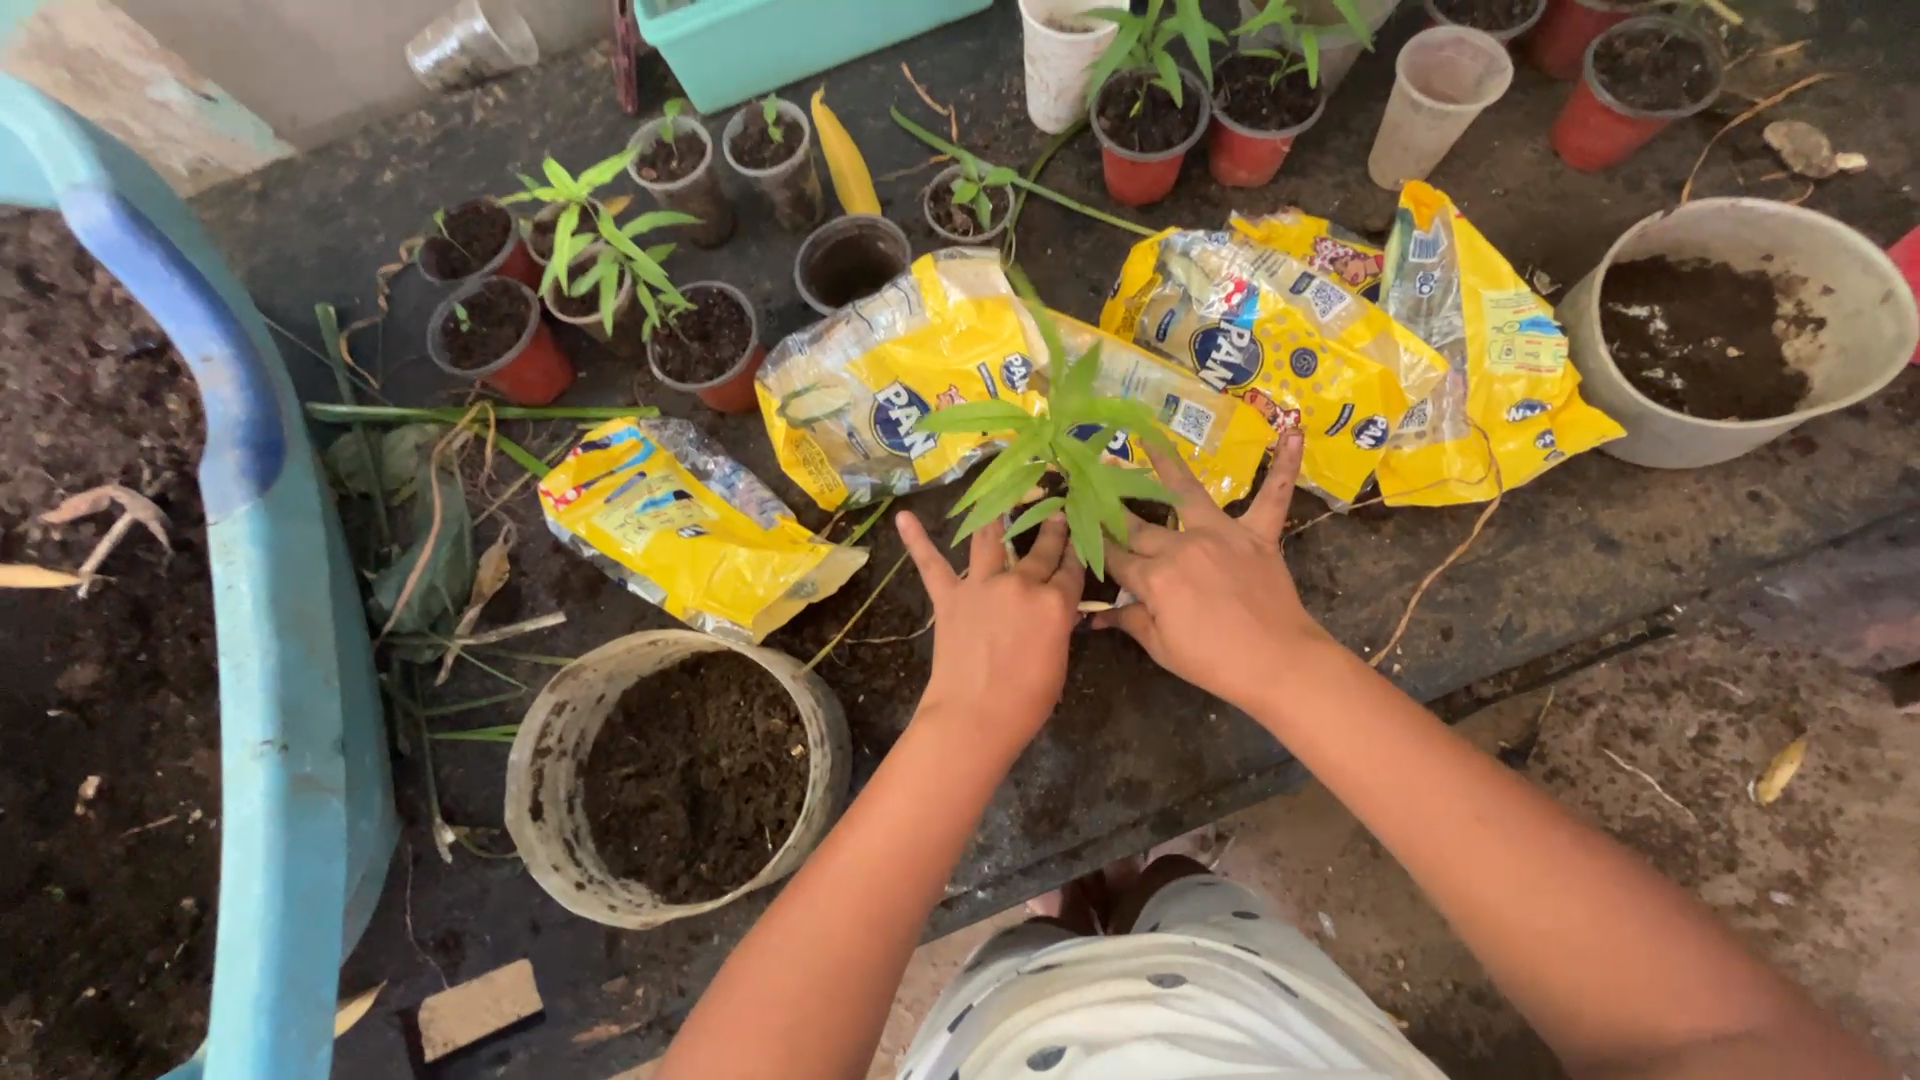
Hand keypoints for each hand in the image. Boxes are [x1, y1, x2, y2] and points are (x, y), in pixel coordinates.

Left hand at [897, 509, 1083, 756]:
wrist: (973, 716)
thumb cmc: (1026, 702)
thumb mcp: (1058, 662)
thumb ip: (1057, 627)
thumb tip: (1053, 609)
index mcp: (1054, 603)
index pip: (1071, 570)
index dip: (1077, 551)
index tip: (1080, 532)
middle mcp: (1020, 584)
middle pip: (1040, 550)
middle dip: (1050, 528)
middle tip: (1055, 509)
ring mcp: (981, 587)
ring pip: (990, 541)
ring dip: (996, 517)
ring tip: (999, 498)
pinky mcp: (948, 597)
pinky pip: (931, 564)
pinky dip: (916, 540)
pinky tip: (903, 518)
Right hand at [1091, 430, 1334, 712]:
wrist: (1279, 663)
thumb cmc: (1215, 663)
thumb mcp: (1162, 648)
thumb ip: (1130, 621)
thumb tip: (1094, 614)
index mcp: (1154, 579)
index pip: (1115, 556)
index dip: (1094, 540)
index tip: (1075, 518)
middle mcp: (1182, 547)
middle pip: (1139, 525)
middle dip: (1111, 504)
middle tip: (1092, 478)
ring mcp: (1221, 535)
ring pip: (1187, 493)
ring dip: (1166, 465)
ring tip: (1148, 438)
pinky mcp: (1257, 535)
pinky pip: (1272, 496)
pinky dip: (1282, 465)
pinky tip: (1291, 431)